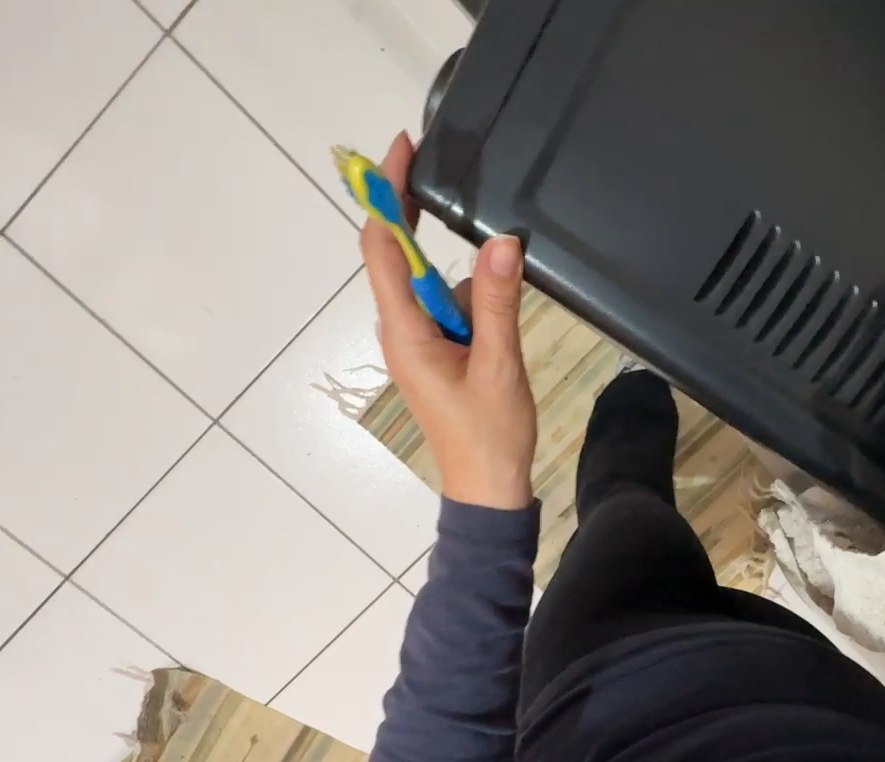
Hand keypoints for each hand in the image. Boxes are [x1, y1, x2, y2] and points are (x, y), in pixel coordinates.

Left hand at [361, 133, 536, 510]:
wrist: (487, 489)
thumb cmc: (489, 434)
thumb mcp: (499, 365)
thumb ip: (496, 303)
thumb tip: (501, 241)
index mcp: (406, 332)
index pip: (383, 248)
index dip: (387, 195)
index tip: (403, 150)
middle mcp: (402, 331)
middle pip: (397, 258)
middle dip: (413, 213)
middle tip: (438, 168)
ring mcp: (418, 344)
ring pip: (427, 283)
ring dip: (451, 263)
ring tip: (494, 265)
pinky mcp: (436, 355)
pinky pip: (443, 308)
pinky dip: (464, 293)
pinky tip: (496, 305)